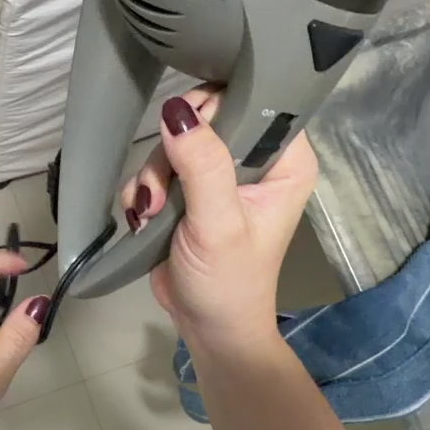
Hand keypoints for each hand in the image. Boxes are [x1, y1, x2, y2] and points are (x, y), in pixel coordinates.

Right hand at [121, 88, 318, 353]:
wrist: (208, 327)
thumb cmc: (228, 281)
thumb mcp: (217, 223)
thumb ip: (202, 165)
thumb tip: (175, 110)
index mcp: (285, 161)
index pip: (256, 101)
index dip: (217, 109)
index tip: (188, 135)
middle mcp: (256, 162)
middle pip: (206, 119)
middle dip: (174, 149)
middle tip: (164, 185)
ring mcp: (220, 177)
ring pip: (175, 144)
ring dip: (153, 175)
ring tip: (152, 212)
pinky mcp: (189, 192)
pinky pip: (158, 168)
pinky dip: (143, 190)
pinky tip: (144, 217)